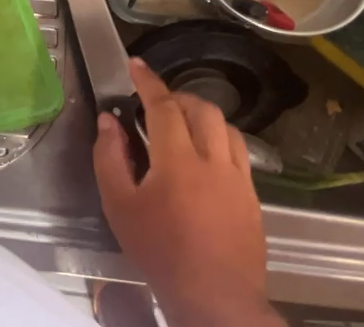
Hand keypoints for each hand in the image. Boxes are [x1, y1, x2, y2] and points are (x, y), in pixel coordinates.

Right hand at [94, 59, 281, 326]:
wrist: (215, 299)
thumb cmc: (159, 250)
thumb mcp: (118, 204)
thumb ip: (110, 157)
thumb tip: (109, 122)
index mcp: (178, 161)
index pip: (164, 105)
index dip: (149, 81)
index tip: (136, 65)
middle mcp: (215, 163)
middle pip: (203, 110)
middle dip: (178, 96)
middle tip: (155, 101)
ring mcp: (240, 181)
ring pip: (228, 129)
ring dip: (203, 117)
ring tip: (182, 124)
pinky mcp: (253, 200)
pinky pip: (240, 154)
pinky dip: (220, 141)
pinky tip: (204, 157)